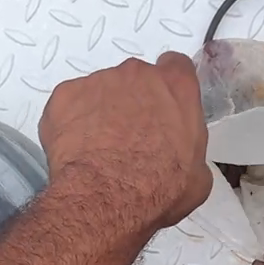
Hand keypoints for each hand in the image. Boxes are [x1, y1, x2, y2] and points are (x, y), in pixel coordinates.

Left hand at [37, 53, 211, 232]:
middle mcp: (138, 74)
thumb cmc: (159, 188)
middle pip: (134, 81)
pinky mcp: (66, 95)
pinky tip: (76, 152)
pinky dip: (70, 124)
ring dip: (99, 115)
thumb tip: (182, 159)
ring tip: (98, 152)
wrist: (109, 197)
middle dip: (131, 105)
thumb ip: (190, 151)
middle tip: (127, 141)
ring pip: (99, 93)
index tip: (160, 108)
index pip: (175, 67)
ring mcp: (99, 81)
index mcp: (176, 87)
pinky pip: (68, 105)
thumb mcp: (197, 178)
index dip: (166, 88)